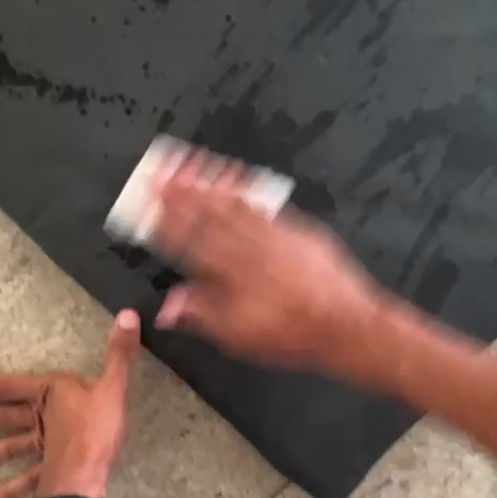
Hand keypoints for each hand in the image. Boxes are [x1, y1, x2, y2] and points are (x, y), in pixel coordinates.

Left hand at [0, 310, 141, 497]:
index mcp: (48, 394)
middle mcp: (36, 420)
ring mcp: (39, 449)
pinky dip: (5, 492)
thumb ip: (120, 351)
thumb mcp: (114, 384)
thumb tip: (129, 314)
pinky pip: (24, 482)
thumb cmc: (99, 427)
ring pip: (2, 450)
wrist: (94, 470)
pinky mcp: (48, 473)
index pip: (5, 385)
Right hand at [150, 152, 388, 378]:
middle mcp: (248, 246)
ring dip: (207, 180)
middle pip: (208, 214)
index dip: (166, 219)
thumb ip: (201, 315)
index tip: (149, 200)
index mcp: (229, 272)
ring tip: (187, 161)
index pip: (189, 240)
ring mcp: (273, 233)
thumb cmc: (293, 334)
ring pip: (233, 202)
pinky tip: (232, 173)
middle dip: (181, 191)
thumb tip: (167, 307)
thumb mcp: (239, 336)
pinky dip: (243, 185)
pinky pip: (262, 201)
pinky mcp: (295, 229)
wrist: (347, 324)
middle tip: (160, 169)